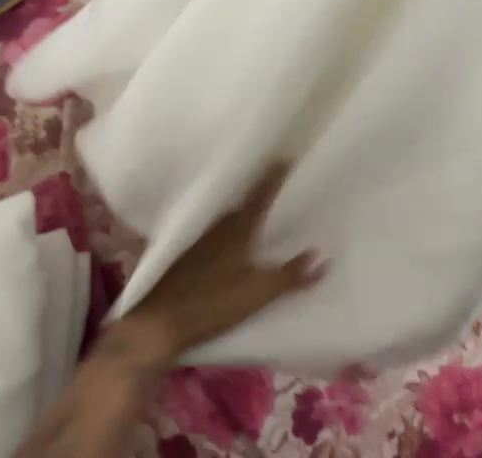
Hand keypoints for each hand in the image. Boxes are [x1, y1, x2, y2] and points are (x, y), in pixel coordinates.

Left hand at [116, 163, 325, 364]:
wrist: (158, 323)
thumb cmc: (212, 304)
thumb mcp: (258, 293)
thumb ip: (290, 276)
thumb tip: (322, 258)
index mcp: (238, 230)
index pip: (260, 196)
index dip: (273, 177)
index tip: (284, 157)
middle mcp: (216, 228)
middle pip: (240, 203)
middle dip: (256, 192)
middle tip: (270, 182)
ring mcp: (196, 241)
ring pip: (223, 218)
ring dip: (237, 210)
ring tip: (251, 208)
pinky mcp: (182, 257)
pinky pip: (208, 233)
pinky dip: (220, 229)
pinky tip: (222, 238)